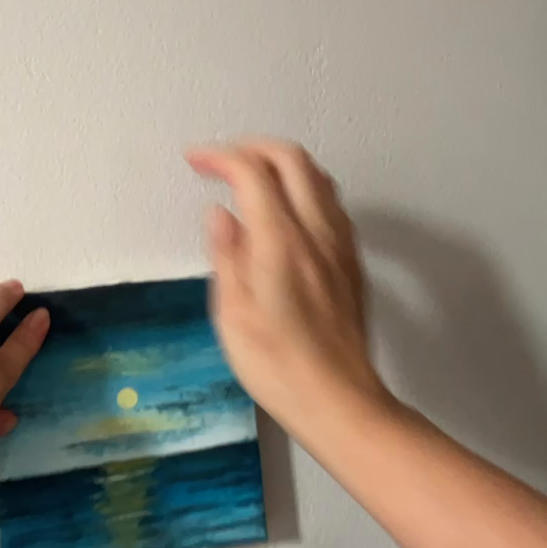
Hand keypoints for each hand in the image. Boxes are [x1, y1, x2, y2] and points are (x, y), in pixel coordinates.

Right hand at [187, 140, 395, 439]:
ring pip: (317, 175)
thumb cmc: (276, 365)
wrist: (338, 400)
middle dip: (252, 146)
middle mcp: (316, 233)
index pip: (252, 173)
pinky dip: (302, 185)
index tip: (195, 160)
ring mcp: (339, 245)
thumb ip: (226, 254)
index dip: (220, 156)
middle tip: (220, 159)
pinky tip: (284, 208)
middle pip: (292, 159)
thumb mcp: (232, 313)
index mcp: (280, 242)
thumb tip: (220, 212)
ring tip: (248, 177)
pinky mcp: (351, 261)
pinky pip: (330, 201)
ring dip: (280, 163)